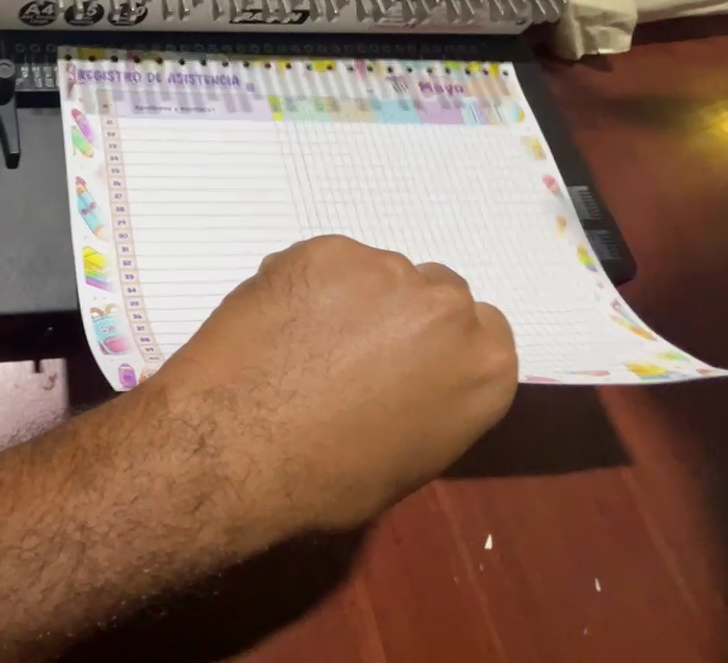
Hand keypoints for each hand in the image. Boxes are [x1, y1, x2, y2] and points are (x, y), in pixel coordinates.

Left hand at [147, 235, 516, 537]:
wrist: (242, 441)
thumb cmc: (329, 476)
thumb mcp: (408, 456)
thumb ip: (428, 399)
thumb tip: (403, 378)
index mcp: (485, 365)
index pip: (479, 329)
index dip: (436, 343)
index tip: (405, 358)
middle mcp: (445, 307)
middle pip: (431, 291)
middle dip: (398, 313)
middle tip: (350, 346)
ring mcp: (382, 271)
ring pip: (374, 272)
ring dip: (348, 296)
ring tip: (301, 338)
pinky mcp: (323, 250)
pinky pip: (321, 261)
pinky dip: (303, 284)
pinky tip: (275, 320)